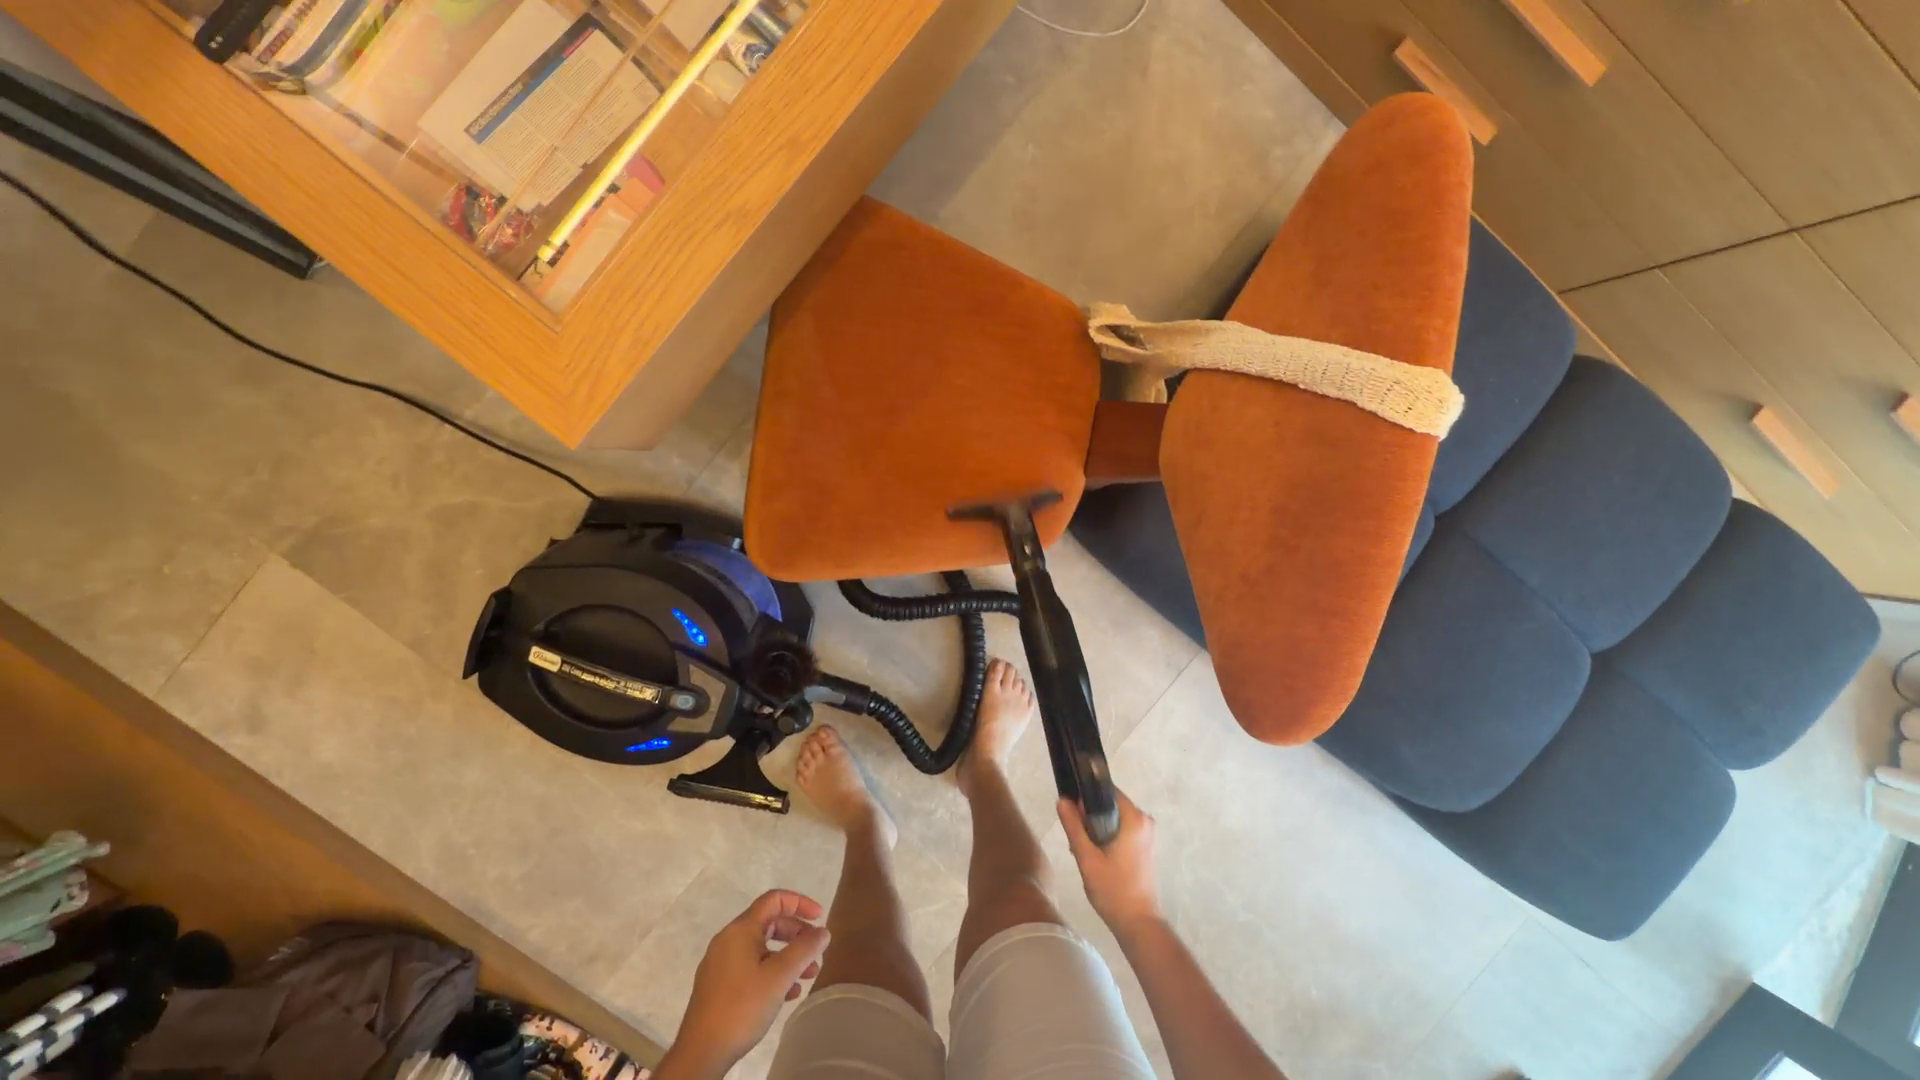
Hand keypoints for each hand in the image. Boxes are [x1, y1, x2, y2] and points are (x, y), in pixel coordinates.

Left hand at [658, 890, 831, 1079]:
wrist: (702, 1051)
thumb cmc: (743, 1006)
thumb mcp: (780, 976)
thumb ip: (805, 950)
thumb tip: (822, 932)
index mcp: (741, 930)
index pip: (774, 900)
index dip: (800, 903)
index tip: (821, 919)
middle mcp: (728, 940)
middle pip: (769, 924)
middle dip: (797, 936)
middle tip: (816, 953)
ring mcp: (721, 964)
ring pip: (762, 949)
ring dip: (787, 958)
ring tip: (807, 977)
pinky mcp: (719, 985)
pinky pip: (751, 968)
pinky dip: (772, 973)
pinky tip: (786, 994)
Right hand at [1059, 790, 1162, 931]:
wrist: (1137, 922)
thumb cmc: (1113, 890)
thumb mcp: (1087, 858)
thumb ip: (1074, 827)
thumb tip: (1062, 800)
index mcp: (1134, 818)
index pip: (1107, 791)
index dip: (1086, 798)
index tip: (1072, 814)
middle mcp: (1144, 820)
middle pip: (1109, 805)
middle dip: (1089, 817)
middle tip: (1075, 839)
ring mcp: (1145, 833)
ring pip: (1113, 818)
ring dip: (1095, 829)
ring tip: (1082, 851)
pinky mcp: (1143, 845)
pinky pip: (1120, 829)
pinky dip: (1105, 836)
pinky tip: (1094, 856)